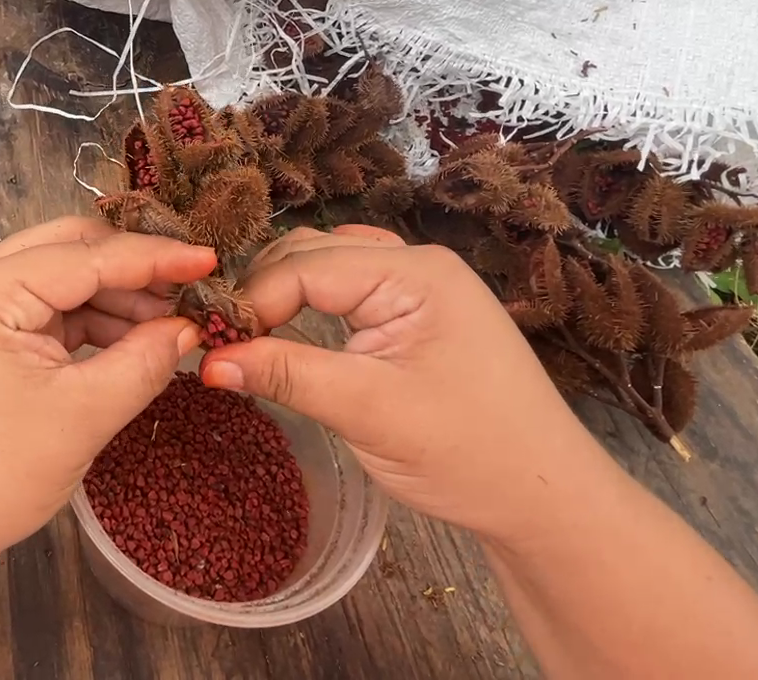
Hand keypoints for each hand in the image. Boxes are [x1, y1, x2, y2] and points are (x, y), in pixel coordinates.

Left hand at [0, 217, 216, 560]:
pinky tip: (134, 341)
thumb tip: (190, 329)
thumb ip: (143, 362)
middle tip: (191, 291)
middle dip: (133, 270)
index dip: (154, 257)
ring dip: (116, 298)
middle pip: (70, 250)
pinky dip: (92, 323)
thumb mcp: (81, 415)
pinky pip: (50, 310)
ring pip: (63, 279)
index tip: (209, 258)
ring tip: (172, 327)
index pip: (86, 254)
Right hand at [200, 228, 620, 545]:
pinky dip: (308, 297)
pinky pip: (344, 283)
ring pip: (322, 262)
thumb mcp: (368, 412)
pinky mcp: (412, 309)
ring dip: (280, 291)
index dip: (253, 302)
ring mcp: (417, 282)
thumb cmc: (469, 455)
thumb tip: (207, 361)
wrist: (550, 503)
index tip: (214, 346)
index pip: (304, 267)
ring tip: (250, 334)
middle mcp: (414, 262)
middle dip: (261, 292)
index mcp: (414, 273)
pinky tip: (292, 322)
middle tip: (225, 341)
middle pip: (309, 253)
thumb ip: (286, 375)